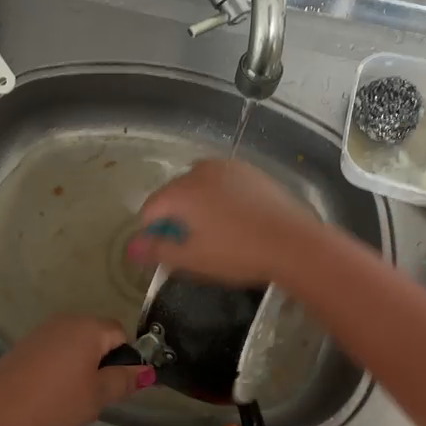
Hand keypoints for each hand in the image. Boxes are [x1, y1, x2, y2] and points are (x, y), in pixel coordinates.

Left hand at [0, 317, 151, 425]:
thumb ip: (125, 380)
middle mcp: (66, 321)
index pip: (120, 332)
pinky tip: (49, 397)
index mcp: (89, 328)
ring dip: (79, 366)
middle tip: (95, 396)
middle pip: (96, 336)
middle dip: (101, 362)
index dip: (125, 357)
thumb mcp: (98, 396)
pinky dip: (58, 369)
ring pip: (73, 345)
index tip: (118, 385)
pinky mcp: (24, 346)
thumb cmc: (57, 403)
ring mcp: (41, 332)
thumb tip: (149, 370)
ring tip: (71, 400)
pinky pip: (53, 352)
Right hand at [126, 159, 326, 285]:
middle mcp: (199, 170)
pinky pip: (223, 183)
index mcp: (180, 190)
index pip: (150, 210)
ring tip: (219, 234)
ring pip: (199, 187)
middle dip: (177, 218)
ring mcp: (227, 167)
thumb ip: (157, 250)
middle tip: (197, 246)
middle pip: (173, 194)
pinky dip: (222, 198)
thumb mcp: (192, 259)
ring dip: (199, 207)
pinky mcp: (250, 171)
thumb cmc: (238, 253)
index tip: (172, 253)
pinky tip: (239, 220)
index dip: (155, 233)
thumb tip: (130, 247)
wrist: (294, 242)